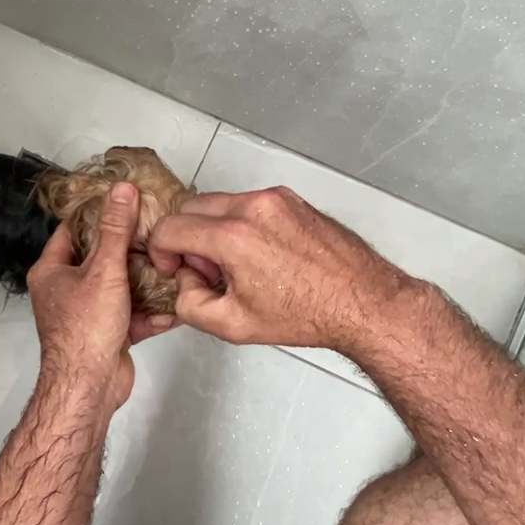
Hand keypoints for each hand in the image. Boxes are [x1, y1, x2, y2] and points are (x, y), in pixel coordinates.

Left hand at [27, 182, 169, 411]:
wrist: (89, 386)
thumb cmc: (86, 328)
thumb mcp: (104, 270)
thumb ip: (115, 229)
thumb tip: (121, 190)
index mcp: (52, 271)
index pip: (73, 230)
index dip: (98, 215)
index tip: (126, 202)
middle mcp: (64, 290)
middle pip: (100, 259)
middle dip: (131, 251)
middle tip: (158, 234)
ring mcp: (85, 314)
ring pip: (120, 289)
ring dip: (146, 283)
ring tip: (173, 266)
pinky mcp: (106, 335)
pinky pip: (131, 316)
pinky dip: (150, 313)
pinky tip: (174, 306)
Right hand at [145, 187, 419, 354]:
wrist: (364, 302)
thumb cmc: (307, 315)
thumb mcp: (232, 326)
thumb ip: (188, 303)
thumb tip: (184, 281)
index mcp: (232, 237)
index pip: (168, 228)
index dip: (161, 253)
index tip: (173, 271)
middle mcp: (251, 208)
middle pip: (189, 209)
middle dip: (186, 239)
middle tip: (206, 271)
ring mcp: (273, 198)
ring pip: (217, 204)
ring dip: (212, 231)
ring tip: (237, 266)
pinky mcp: (290, 198)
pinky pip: (246, 204)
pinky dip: (239, 225)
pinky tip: (260, 256)